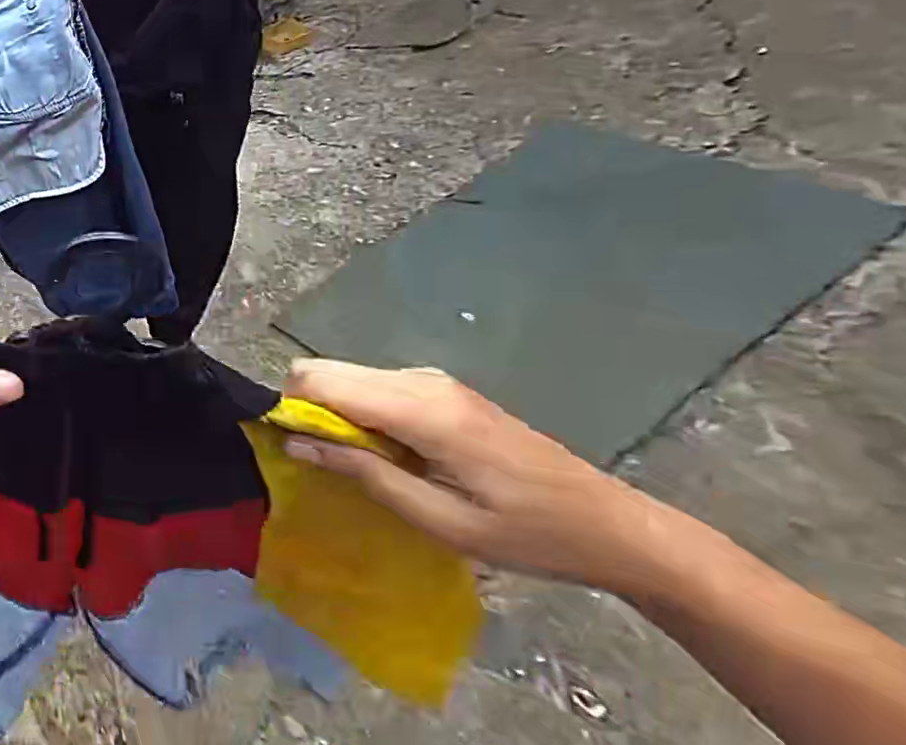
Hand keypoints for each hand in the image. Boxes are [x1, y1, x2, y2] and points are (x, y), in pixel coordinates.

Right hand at [279, 358, 680, 594]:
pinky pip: (371, 386)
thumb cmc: (531, 535)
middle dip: (306, 407)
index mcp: (422, 410)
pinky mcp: (438, 389)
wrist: (614, 525)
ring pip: (345, 375)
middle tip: (323, 460)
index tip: (292, 448)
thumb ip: (365, 474)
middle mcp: (421, 380)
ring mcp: (431, 380)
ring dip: (332, 411)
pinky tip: (386, 452)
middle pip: (326, 369)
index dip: (291, 408)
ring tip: (358, 462)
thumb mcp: (443, 521)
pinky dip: (356, 411)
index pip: (321, 381)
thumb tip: (296, 445)